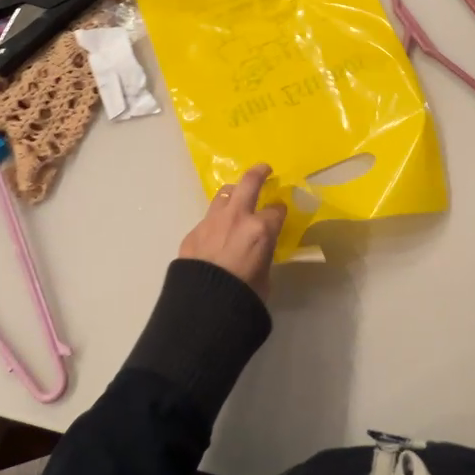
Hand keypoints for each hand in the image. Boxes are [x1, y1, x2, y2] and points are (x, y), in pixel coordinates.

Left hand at [180, 165, 287, 298]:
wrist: (201, 305)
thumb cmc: (242, 296)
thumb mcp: (265, 276)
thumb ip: (263, 254)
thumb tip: (260, 250)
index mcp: (260, 229)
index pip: (277, 209)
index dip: (280, 211)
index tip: (280, 212)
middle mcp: (237, 217)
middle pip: (249, 182)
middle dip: (259, 172)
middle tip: (264, 169)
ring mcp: (212, 221)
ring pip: (224, 194)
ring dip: (233, 193)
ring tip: (236, 196)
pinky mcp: (194, 231)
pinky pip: (207, 219)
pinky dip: (215, 222)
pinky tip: (215, 234)